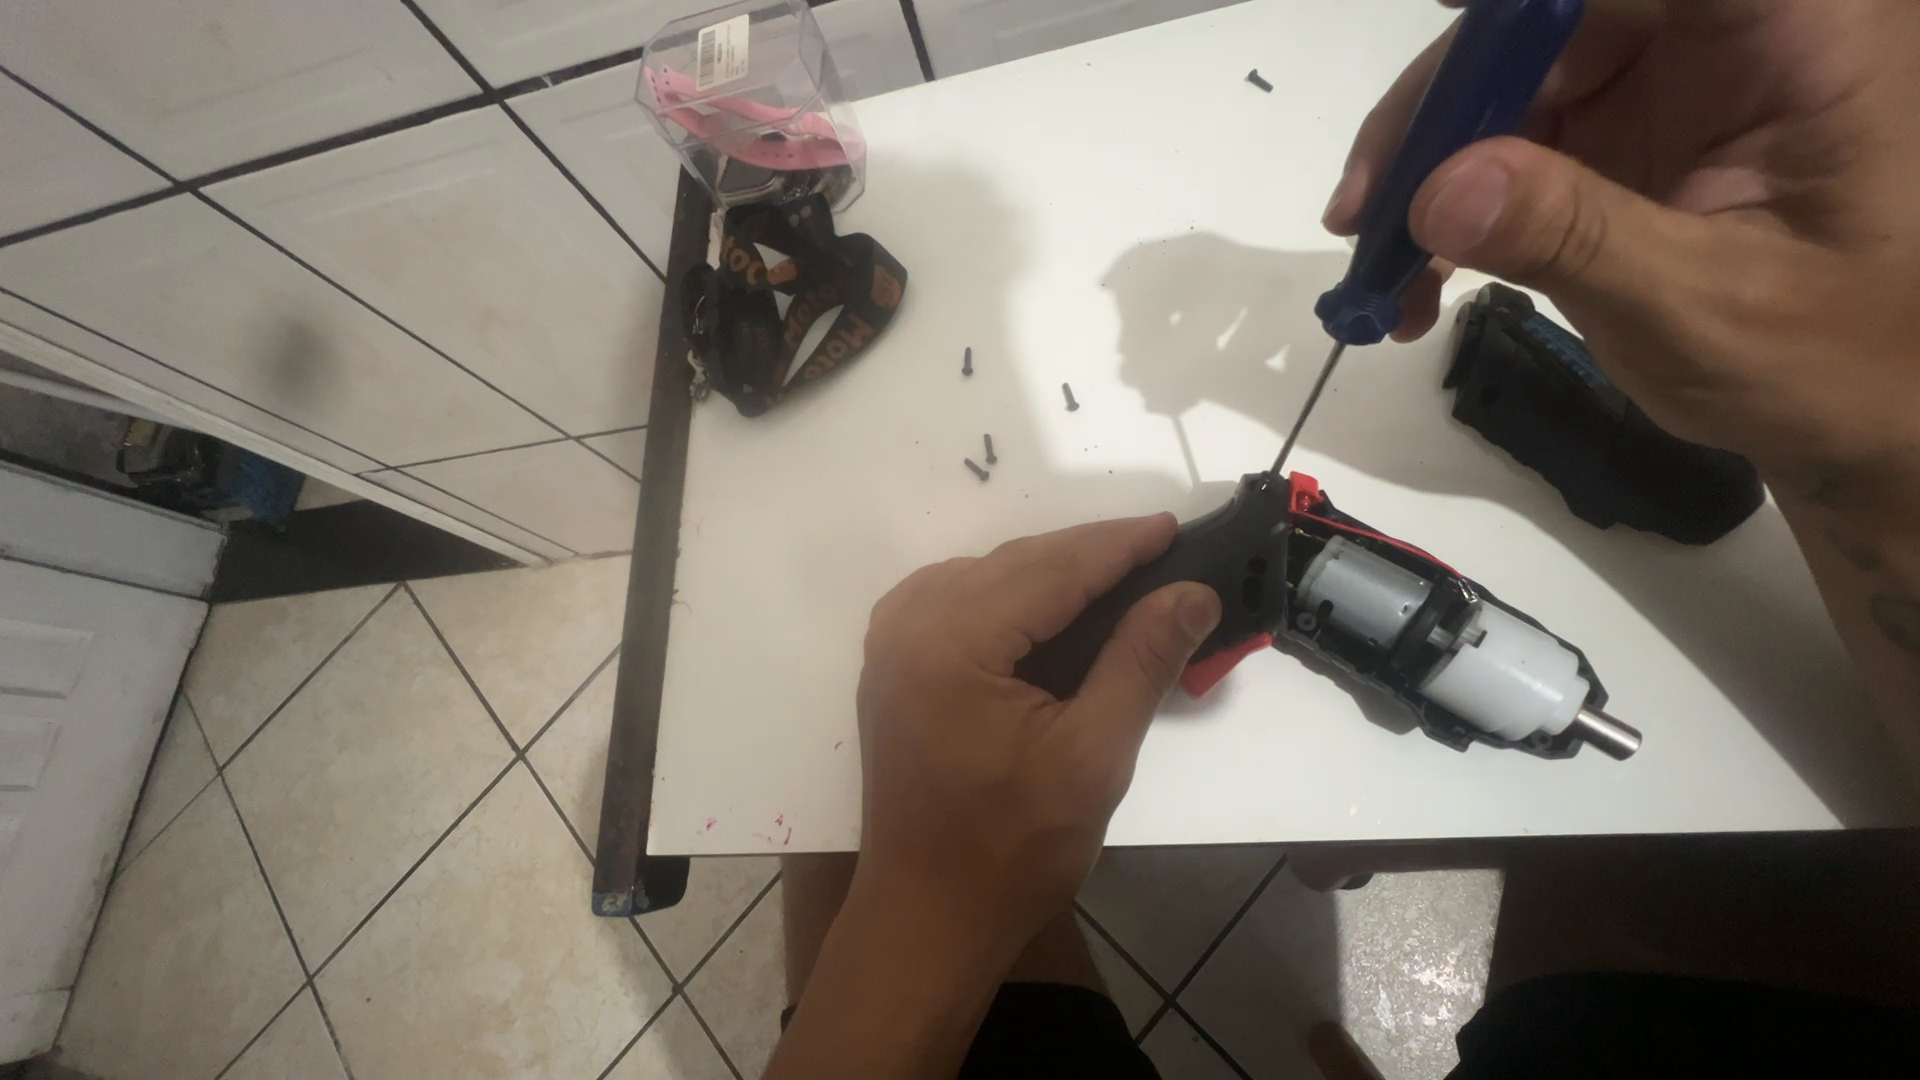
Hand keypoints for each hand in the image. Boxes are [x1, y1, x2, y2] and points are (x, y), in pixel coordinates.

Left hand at [852, 515, 1221, 947]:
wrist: (927, 914)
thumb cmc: (1012, 850)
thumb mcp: (1093, 756)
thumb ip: (1140, 661)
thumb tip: (1191, 595)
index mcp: (952, 641)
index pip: (1050, 570)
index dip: (1118, 546)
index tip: (1172, 527)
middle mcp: (909, 622)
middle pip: (1015, 563)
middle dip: (1088, 554)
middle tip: (1157, 549)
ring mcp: (891, 639)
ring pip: (985, 574)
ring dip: (1049, 569)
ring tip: (1116, 574)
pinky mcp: (892, 660)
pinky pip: (956, 596)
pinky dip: (1008, 591)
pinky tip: (1043, 603)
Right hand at [1325, 0, 1919, 501]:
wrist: (1849, 407)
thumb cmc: (1821, 356)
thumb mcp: (1689, 302)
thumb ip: (1569, 237)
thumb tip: (1436, 191)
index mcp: (1796, 36)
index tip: (1440, 11)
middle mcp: (1720, 45)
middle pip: (1546, 28)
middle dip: (1437, 115)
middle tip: (1361, 213)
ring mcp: (1655, 99)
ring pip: (1503, 98)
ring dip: (1422, 184)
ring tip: (1379, 279)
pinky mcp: (1606, 155)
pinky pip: (1497, 163)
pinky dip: (1444, 226)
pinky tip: (1417, 290)